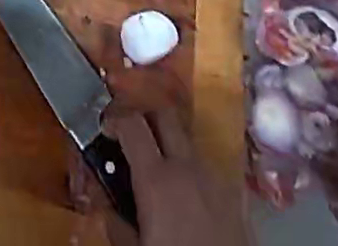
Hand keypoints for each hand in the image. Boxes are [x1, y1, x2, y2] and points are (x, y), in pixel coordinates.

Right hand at [71, 107, 249, 245]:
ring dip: (167, 142)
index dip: (113, 117)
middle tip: (127, 135)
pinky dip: (187, 167)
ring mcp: (214, 179)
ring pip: (186, 139)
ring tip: (153, 169)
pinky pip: (204, 166)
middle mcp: (186, 168)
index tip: (103, 128)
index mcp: (156, 179)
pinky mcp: (234, 197)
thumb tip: (105, 201)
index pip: (132, 122)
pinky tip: (181, 195)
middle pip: (164, 114)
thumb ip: (115, 222)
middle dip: (143, 115)